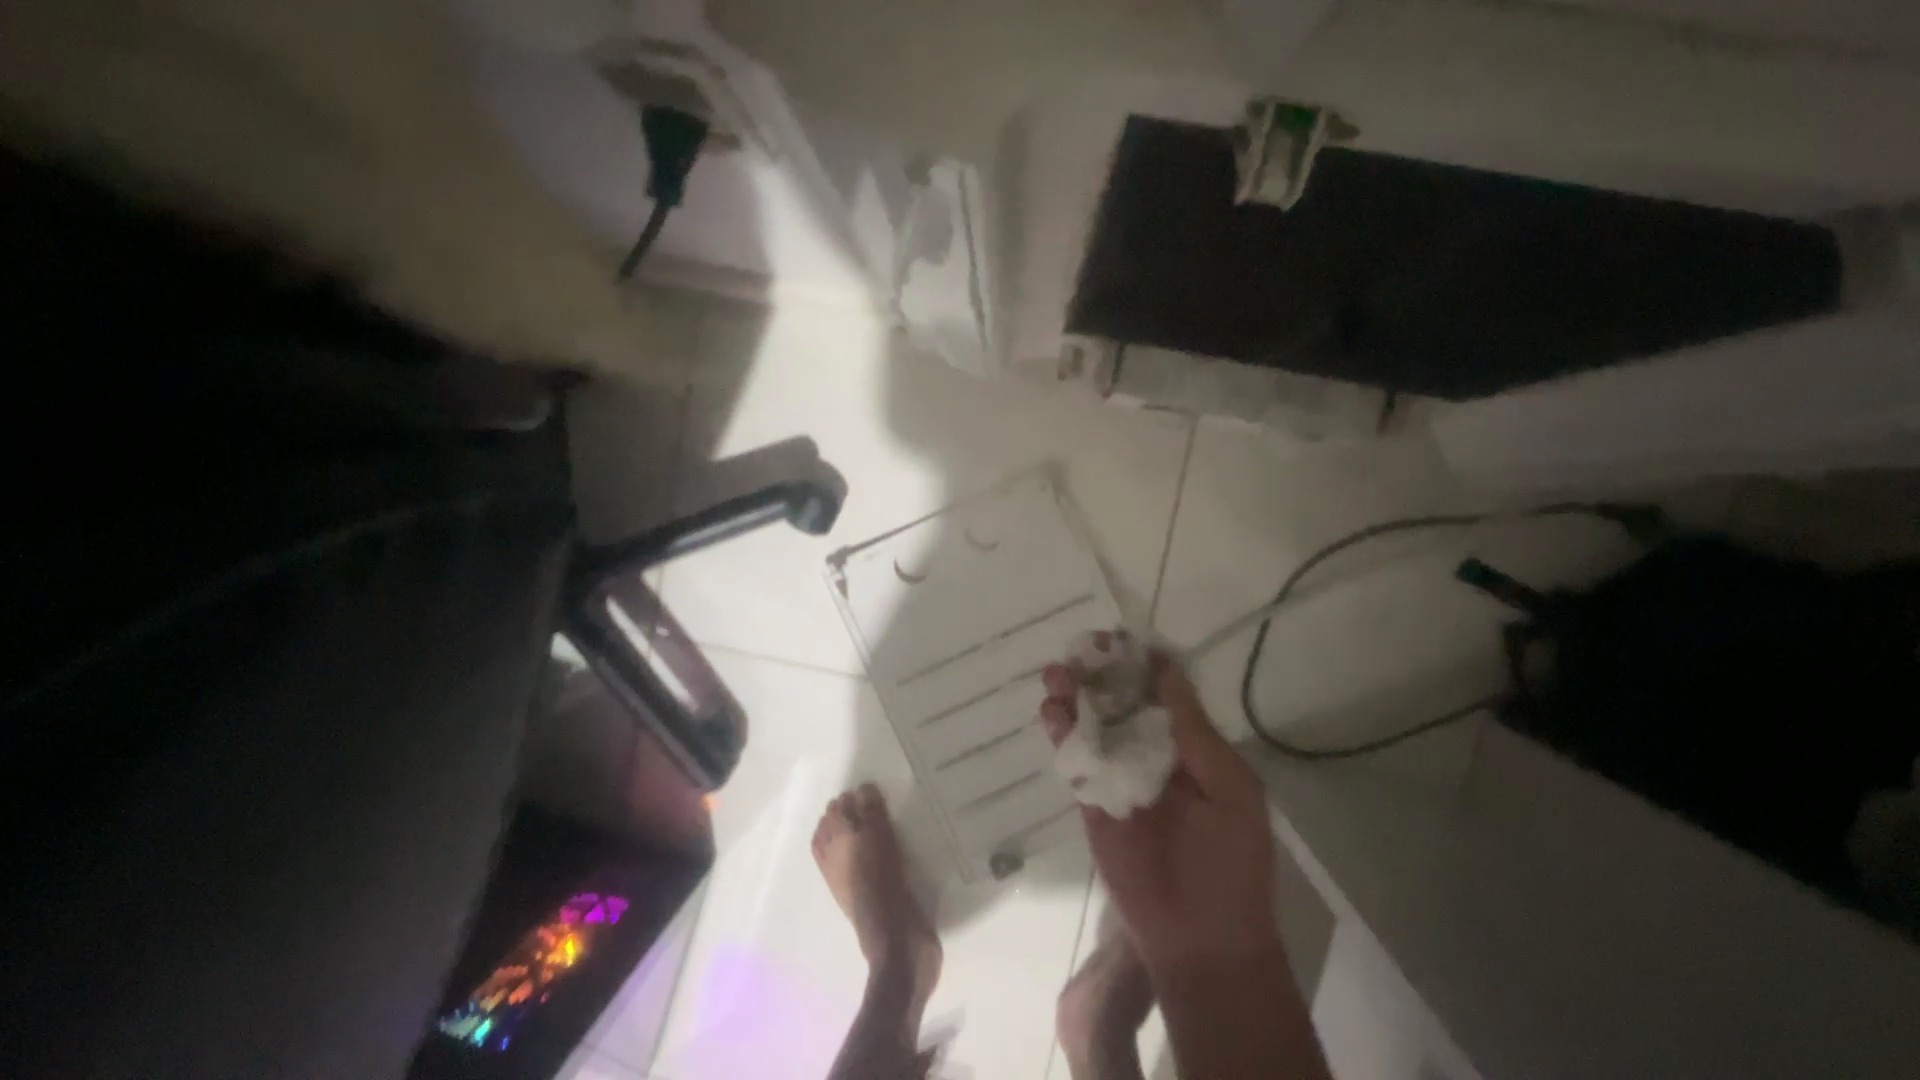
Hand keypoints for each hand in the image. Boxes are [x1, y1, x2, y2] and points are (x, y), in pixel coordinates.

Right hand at [1041, 649, 1280, 972]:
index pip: (1162, 694)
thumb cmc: (1231, 861)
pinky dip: (1062, 737)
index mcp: (1192, 748)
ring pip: (1093, 729)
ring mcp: (1120, 780)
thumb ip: (1194, 732)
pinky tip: (1052, 713)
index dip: (1141, 665)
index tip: (1117, 639)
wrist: (1202, 938)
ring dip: (1074, 699)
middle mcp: (1153, 756)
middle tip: (1078, 649)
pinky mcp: (1092, 804)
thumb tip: (1167, 670)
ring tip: (1056, 676)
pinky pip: (1076, 764)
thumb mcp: (1231, 789)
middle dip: (1099, 676)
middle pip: (1121, 705)